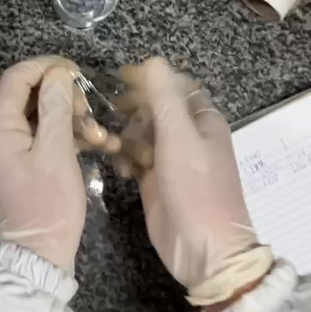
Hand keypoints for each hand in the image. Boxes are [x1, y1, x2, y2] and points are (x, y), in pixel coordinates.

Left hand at [0, 56, 87, 272]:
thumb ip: (56, 108)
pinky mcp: (27, 163)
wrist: (40, 255)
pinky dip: (71, 136)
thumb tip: (58, 74)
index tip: (77, 73)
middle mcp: (0, 135)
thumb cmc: (49, 205)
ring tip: (99, 137)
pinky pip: (47, 136)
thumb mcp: (56, 153)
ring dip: (73, 118)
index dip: (46, 68)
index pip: (16, 78)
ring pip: (43, 115)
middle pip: (30, 95)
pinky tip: (100, 145)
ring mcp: (13, 150)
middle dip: (64, 97)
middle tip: (89, 112)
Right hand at [117, 58, 261, 295]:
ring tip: (109, 141)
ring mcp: (171, 159)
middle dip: (131, 108)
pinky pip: (136, 158)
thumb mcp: (179, 139)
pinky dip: (125, 158)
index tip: (118, 78)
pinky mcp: (155, 181)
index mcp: (203, 121)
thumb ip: (164, 100)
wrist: (204, 250)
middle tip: (106, 111)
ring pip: (142, 133)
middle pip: (155, 108)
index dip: (149, 79)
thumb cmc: (197, 191)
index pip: (175, 86)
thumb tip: (153, 61)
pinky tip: (117, 166)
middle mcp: (189, 136)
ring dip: (125, 134)